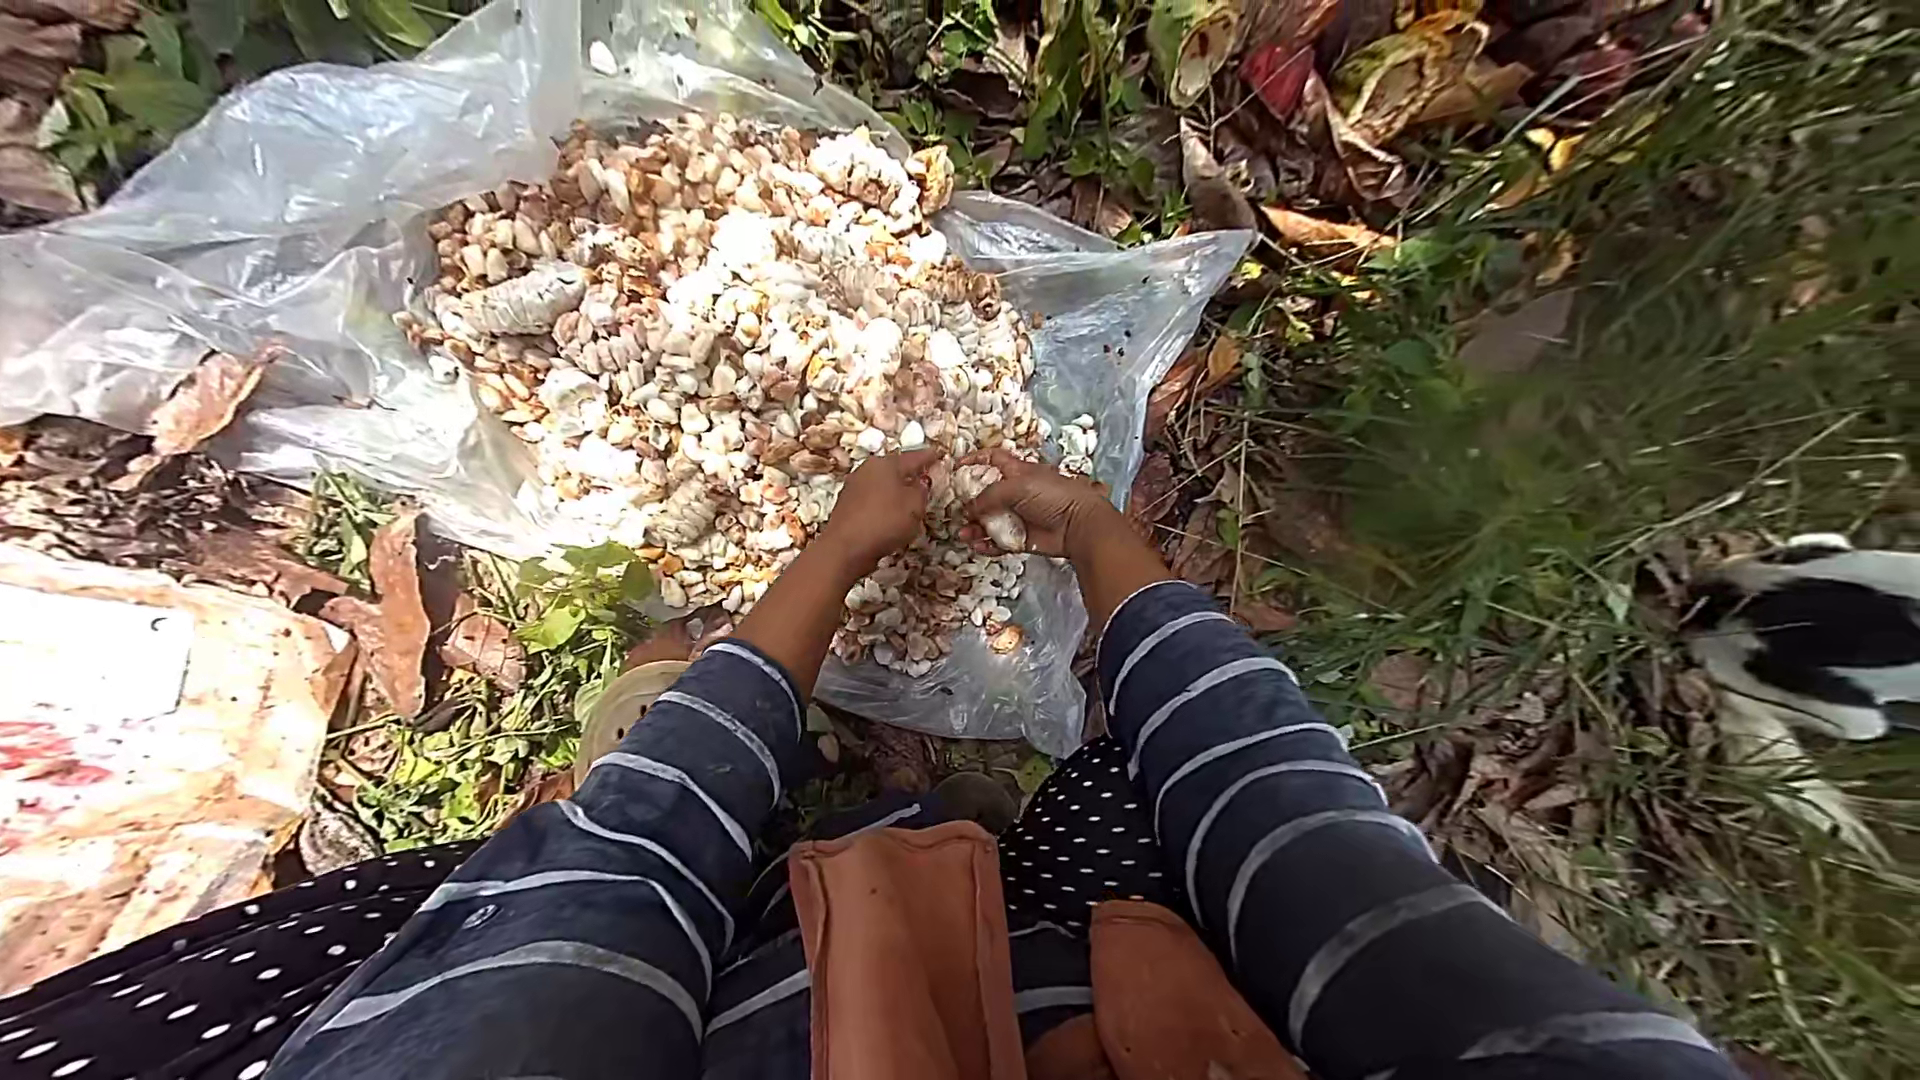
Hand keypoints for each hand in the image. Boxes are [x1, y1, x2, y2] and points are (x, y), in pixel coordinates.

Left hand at [816, 448, 939, 573]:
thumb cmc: (885, 521)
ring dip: (894, 487)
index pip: (912, 457)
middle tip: (923, 473)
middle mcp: (866, 470)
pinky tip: (889, 510)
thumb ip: (922, 490)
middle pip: (893, 467)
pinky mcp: (846, 506)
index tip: (938, 454)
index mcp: (885, 464)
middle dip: (908, 471)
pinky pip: (871, 498)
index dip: (927, 457)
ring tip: (908, 494)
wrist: (845, 548)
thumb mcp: (915, 506)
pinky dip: (883, 501)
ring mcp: (853, 488)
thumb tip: (920, 481)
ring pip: (881, 483)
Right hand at [960, 449, 1119, 558]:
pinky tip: (978, 546)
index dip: (974, 460)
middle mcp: (1016, 493)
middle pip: (985, 495)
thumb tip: (969, 508)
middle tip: (955, 511)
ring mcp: (1018, 516)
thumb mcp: (1017, 486)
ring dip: (974, 528)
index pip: (993, 459)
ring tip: (963, 534)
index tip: (956, 467)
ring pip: (989, 521)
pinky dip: (987, 545)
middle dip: (968, 503)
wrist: (1078, 525)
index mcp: (1017, 472)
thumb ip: (989, 495)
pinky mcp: (1021, 538)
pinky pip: (998, 542)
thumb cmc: (1052, 495)